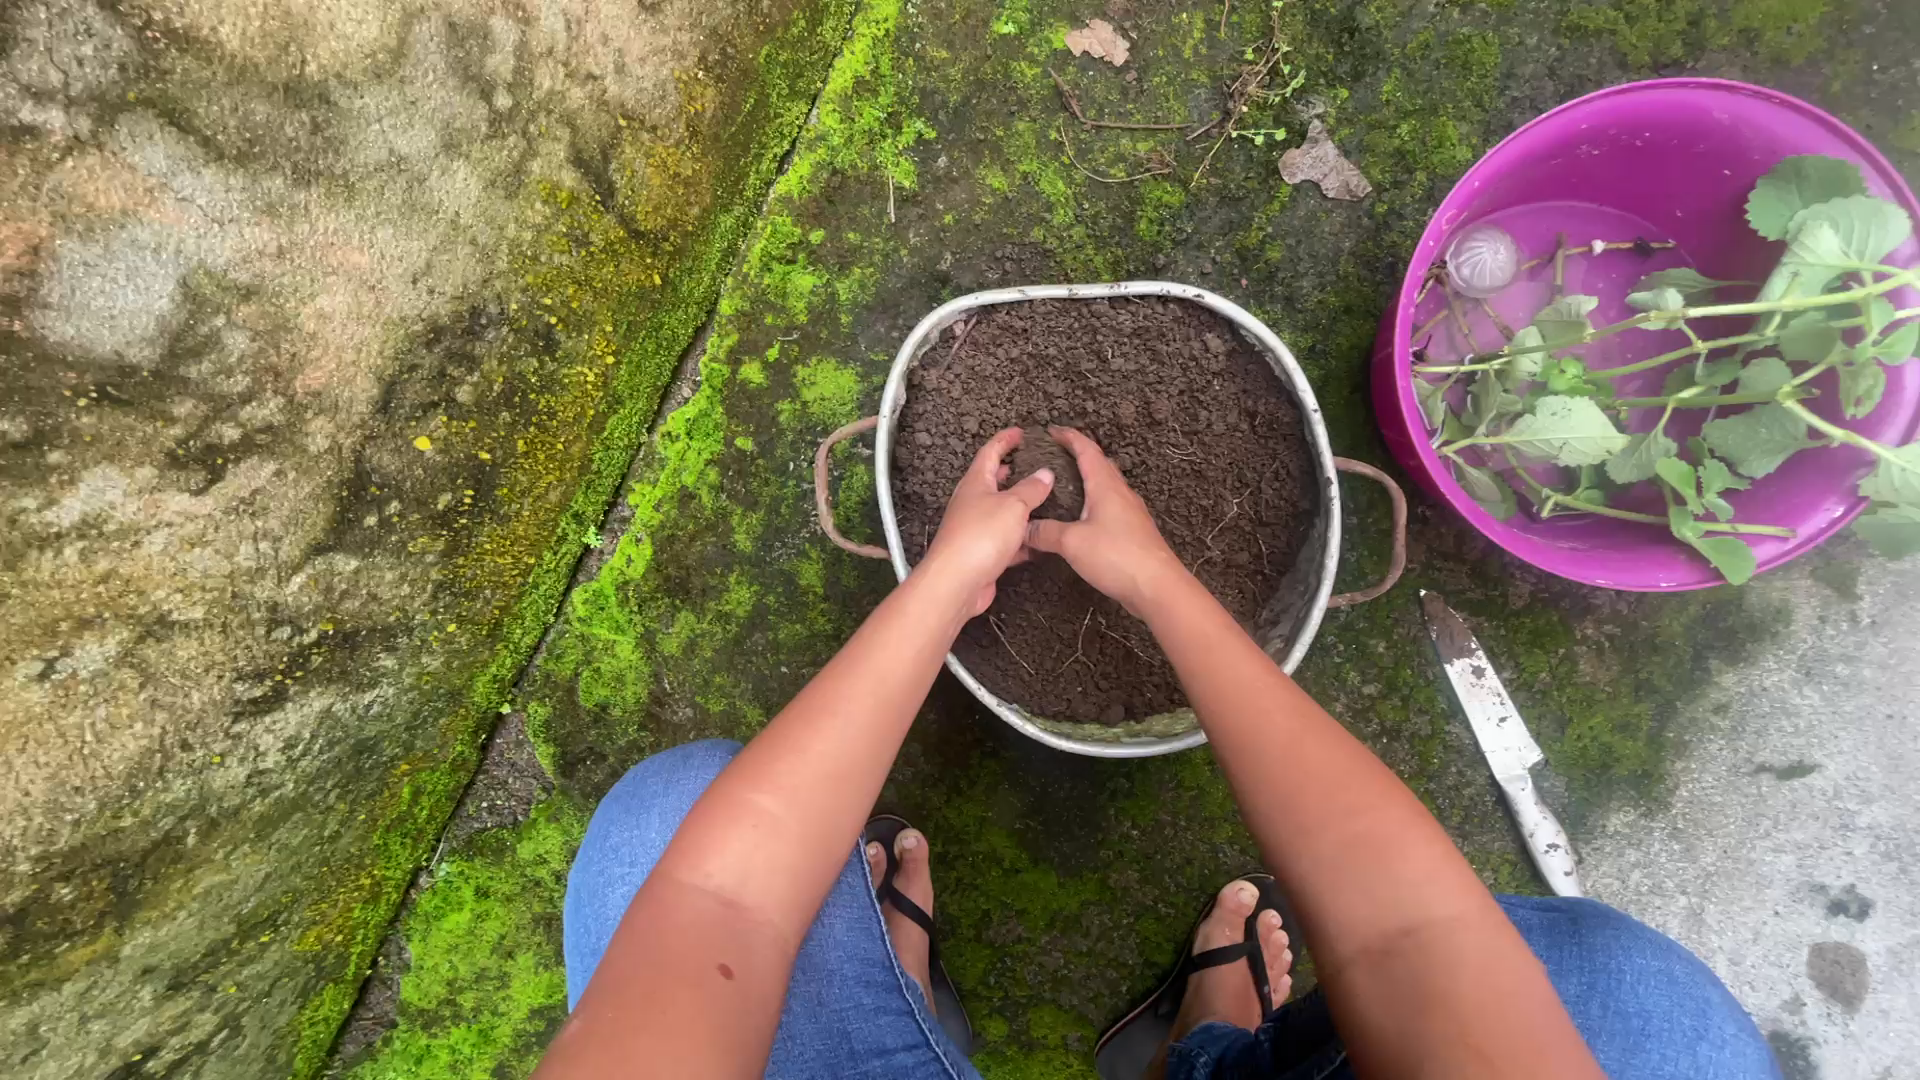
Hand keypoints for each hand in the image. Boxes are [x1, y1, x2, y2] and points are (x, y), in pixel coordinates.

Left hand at [918, 427, 1054, 616]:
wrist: (957, 582)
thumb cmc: (980, 537)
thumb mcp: (1013, 506)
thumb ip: (1031, 489)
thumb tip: (1045, 473)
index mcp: (976, 483)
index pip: (990, 452)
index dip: (1005, 440)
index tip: (1020, 432)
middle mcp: (973, 502)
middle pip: (993, 481)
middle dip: (1011, 472)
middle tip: (1032, 464)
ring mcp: (976, 528)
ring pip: (1001, 512)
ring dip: (1020, 506)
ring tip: (1044, 500)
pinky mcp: (983, 553)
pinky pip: (1006, 540)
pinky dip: (1022, 538)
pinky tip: (1039, 540)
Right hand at [1024, 426, 1189, 616]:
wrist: (1157, 586)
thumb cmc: (1117, 556)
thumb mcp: (1072, 542)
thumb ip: (1045, 532)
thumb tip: (1024, 528)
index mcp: (1105, 486)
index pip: (1087, 450)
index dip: (1069, 437)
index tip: (1052, 431)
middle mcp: (1120, 493)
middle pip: (1099, 464)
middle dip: (1078, 456)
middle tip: (1055, 456)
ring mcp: (1130, 512)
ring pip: (1106, 486)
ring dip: (1087, 480)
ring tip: (1065, 485)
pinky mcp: (1133, 531)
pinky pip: (1110, 507)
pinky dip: (1093, 503)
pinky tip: (1082, 517)